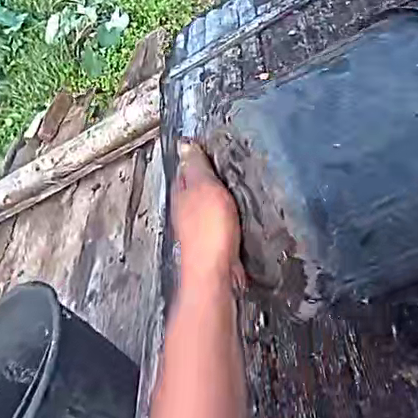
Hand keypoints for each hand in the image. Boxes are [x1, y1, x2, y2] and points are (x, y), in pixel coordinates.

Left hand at [173, 140, 243, 290]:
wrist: (216, 275)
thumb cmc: (208, 233)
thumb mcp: (204, 188)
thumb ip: (197, 167)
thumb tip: (185, 144)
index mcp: (181, 192)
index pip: (186, 165)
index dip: (196, 153)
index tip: (207, 142)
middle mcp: (186, 209)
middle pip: (195, 184)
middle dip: (207, 173)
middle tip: (221, 159)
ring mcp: (199, 226)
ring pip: (207, 202)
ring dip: (217, 193)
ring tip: (231, 182)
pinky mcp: (213, 241)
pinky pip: (219, 220)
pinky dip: (226, 212)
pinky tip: (236, 212)